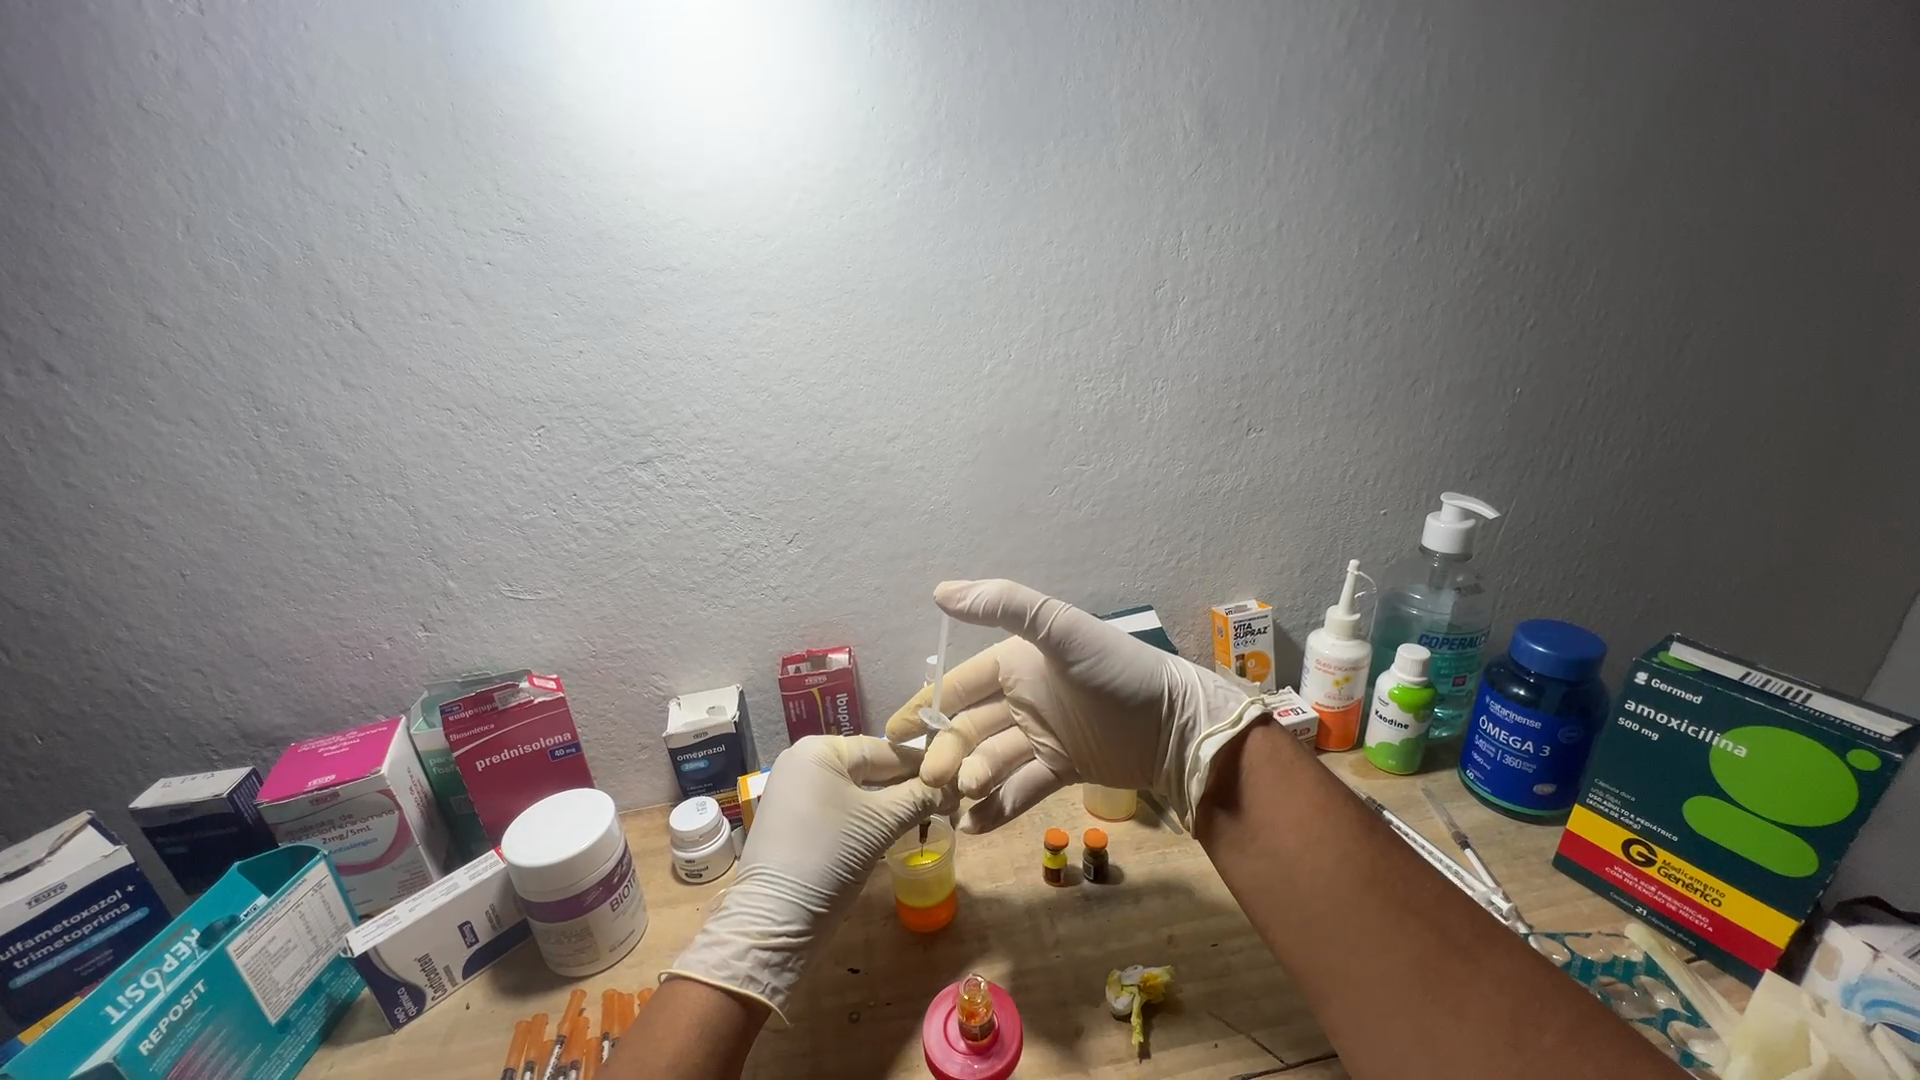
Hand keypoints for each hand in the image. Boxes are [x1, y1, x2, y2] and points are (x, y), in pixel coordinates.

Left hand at [663, 736, 955, 1018]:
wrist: (774, 923)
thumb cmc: (829, 857)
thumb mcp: (882, 824)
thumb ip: (921, 797)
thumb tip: (957, 784)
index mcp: (819, 749)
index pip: (885, 749)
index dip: (924, 765)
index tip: (959, 777)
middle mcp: (802, 761)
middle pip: (869, 768)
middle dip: (908, 785)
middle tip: (948, 799)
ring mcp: (794, 792)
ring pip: (856, 790)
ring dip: (890, 803)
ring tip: (928, 814)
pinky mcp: (792, 822)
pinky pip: (839, 809)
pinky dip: (867, 817)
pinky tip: (895, 829)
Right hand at [885, 579, 1257, 833]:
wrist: (1175, 723)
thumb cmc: (1115, 671)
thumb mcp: (1061, 629)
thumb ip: (1005, 605)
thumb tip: (940, 591)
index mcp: (1017, 662)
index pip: (960, 684)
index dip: (927, 706)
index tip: (894, 733)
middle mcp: (1024, 697)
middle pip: (971, 727)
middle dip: (947, 751)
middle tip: (930, 780)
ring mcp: (1042, 735)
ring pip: (991, 759)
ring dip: (970, 779)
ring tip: (956, 800)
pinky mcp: (1061, 768)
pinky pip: (1021, 787)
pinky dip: (997, 806)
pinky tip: (973, 825)